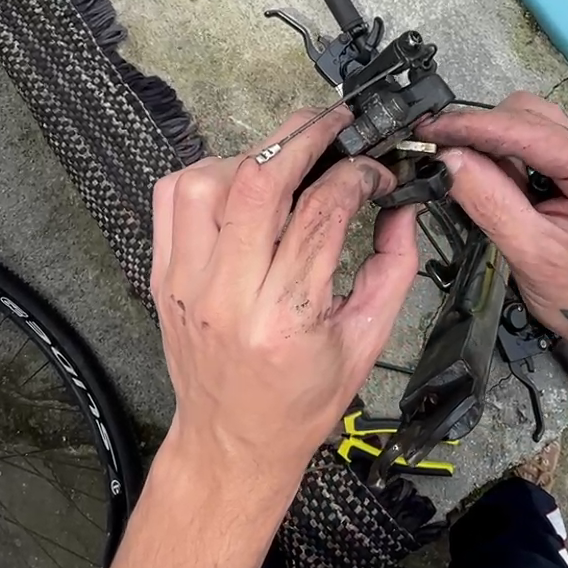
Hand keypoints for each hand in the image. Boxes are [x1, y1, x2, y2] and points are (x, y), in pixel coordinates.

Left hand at [149, 108, 420, 480]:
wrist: (232, 444)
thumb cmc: (298, 403)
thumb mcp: (366, 342)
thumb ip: (394, 267)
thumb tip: (402, 206)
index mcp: (285, 318)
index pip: (320, 212)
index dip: (356, 175)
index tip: (373, 172)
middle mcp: (227, 295)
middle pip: (259, 183)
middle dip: (304, 136)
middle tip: (334, 122)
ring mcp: (186, 282)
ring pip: (207, 180)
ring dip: (254, 153)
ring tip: (288, 153)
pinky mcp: (165, 275)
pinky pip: (172, 197)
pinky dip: (210, 171)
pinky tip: (242, 178)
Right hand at [416, 92, 567, 373]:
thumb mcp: (530, 254)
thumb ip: (489, 200)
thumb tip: (447, 156)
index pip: (533, 131)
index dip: (477, 125)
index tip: (431, 129)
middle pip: (532, 114)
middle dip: (484, 130)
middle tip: (445, 157)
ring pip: (532, 119)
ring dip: (494, 140)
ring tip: (475, 176)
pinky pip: (537, 136)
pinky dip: (508, 150)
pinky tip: (498, 179)